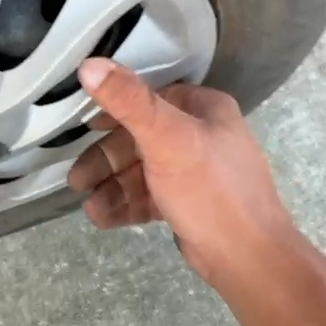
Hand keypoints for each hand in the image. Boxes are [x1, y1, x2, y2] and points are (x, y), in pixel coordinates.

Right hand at [66, 58, 297, 288]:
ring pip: (140, 171)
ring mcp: (194, 172)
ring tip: (89, 208)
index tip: (83, 128)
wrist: (250, 261)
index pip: (149, 99)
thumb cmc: (210, 190)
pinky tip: (102, 218)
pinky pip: (147, 196)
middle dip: (105, 161)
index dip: (113, 112)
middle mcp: (200, 134)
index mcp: (203, 109)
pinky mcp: (188, 204)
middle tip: (76, 181)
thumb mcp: (165, 138)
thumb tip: (88, 64)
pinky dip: (124, 204)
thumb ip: (128, 101)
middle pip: (138, 139)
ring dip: (111, 187)